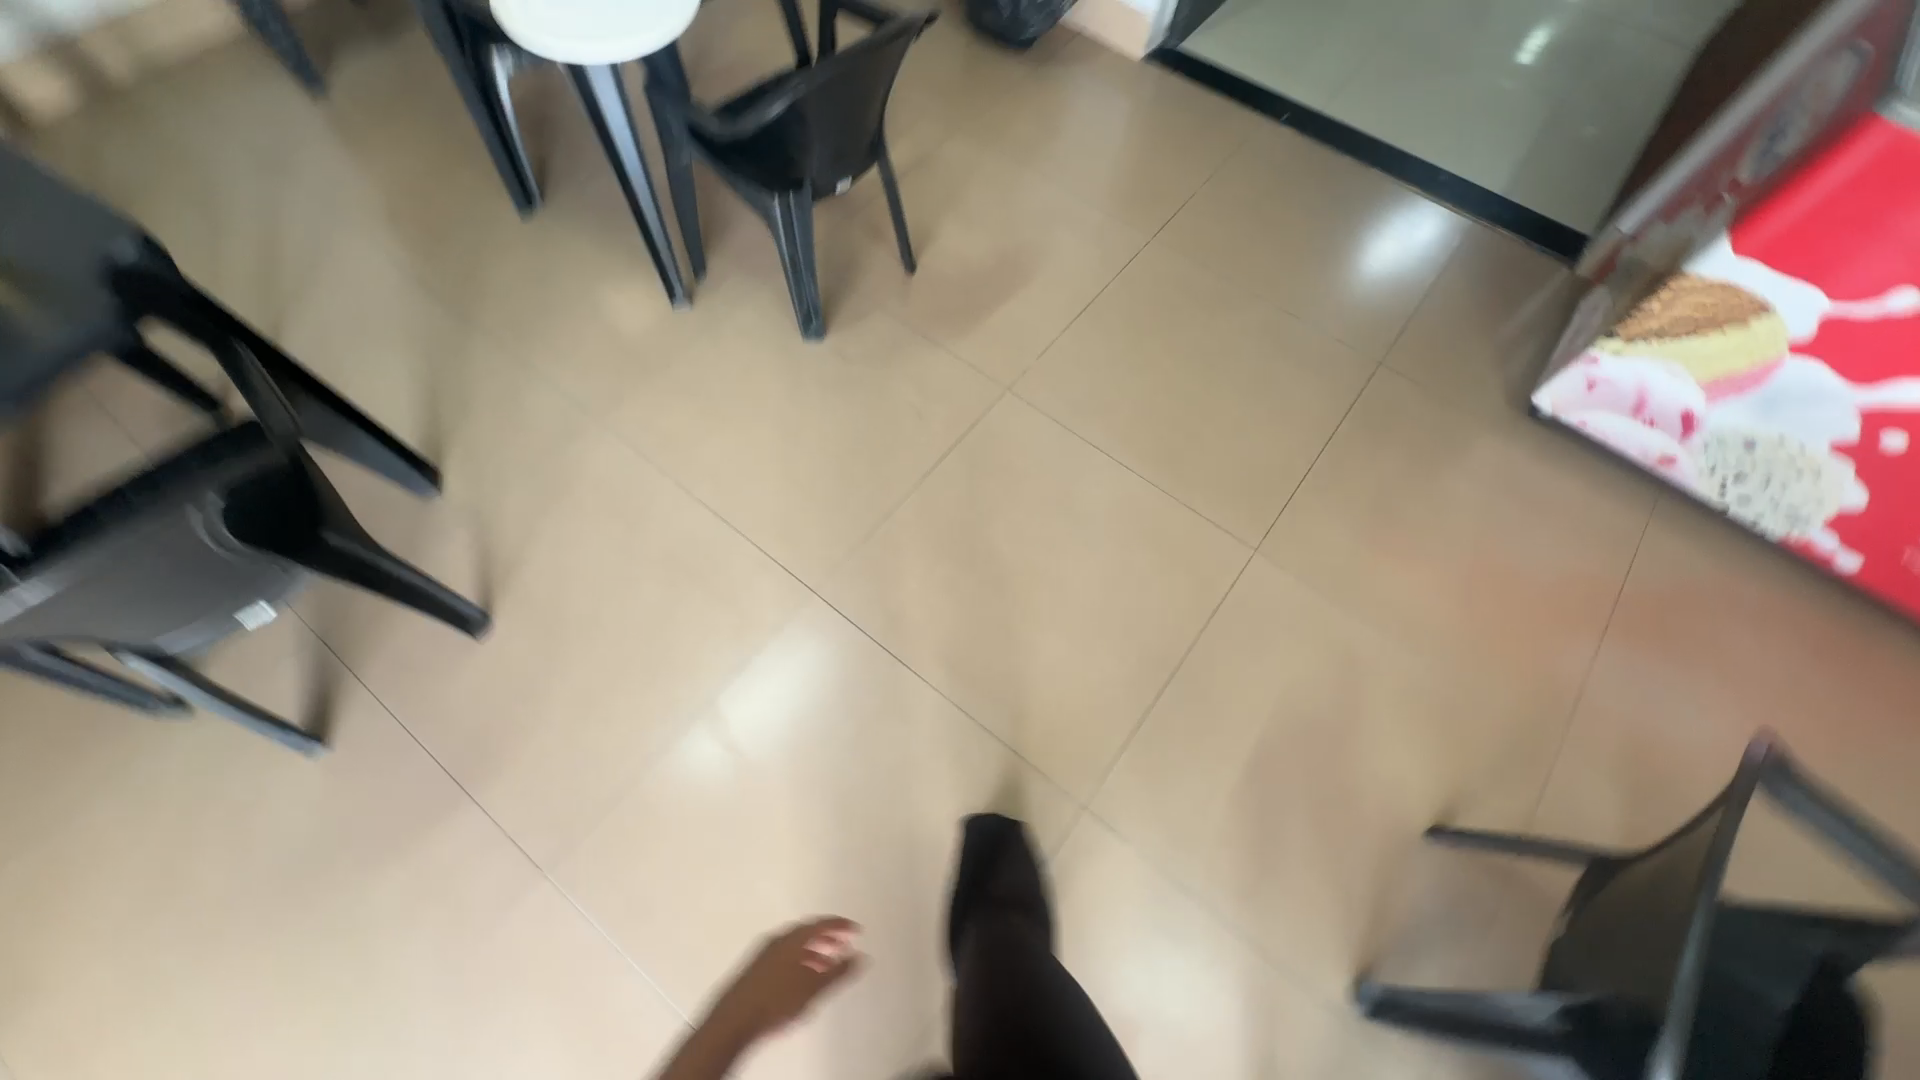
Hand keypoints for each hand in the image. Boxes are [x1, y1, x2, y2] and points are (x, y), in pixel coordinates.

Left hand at [704, 917, 863, 1044]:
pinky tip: (801, 980)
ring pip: (794, 946)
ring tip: (824, 968)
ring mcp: (764, 953)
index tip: (856, 929)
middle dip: (827, 939)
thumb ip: (839, 972)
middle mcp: (778, 939)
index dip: (841, 925)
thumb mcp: (814, 988)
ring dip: (812, 952)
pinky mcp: (755, 968)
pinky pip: (783, 956)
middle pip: (807, 932)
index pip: (822, 923)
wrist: (732, 1021)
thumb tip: (860, 957)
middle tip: (842, 946)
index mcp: (793, 938)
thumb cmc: (776, 1000)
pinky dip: (798, 961)